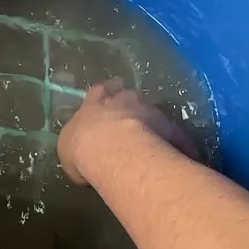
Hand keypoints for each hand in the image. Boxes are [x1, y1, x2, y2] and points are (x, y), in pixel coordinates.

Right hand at [57, 79, 198, 183]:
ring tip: (156, 139)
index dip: (103, 95)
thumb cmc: (82, 149)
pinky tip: (180, 157)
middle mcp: (123, 99)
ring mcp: (150, 110)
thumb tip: (82, 151)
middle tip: (132, 116)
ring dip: (154, 122)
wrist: (114, 151)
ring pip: (154, 111)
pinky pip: (176, 136)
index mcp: (95, 102)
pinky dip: (178, 144)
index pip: (99, 91)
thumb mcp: (68, 147)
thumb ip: (77, 143)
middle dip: (130, 103)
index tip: (106, 98)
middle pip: (129, 94)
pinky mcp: (172, 128)